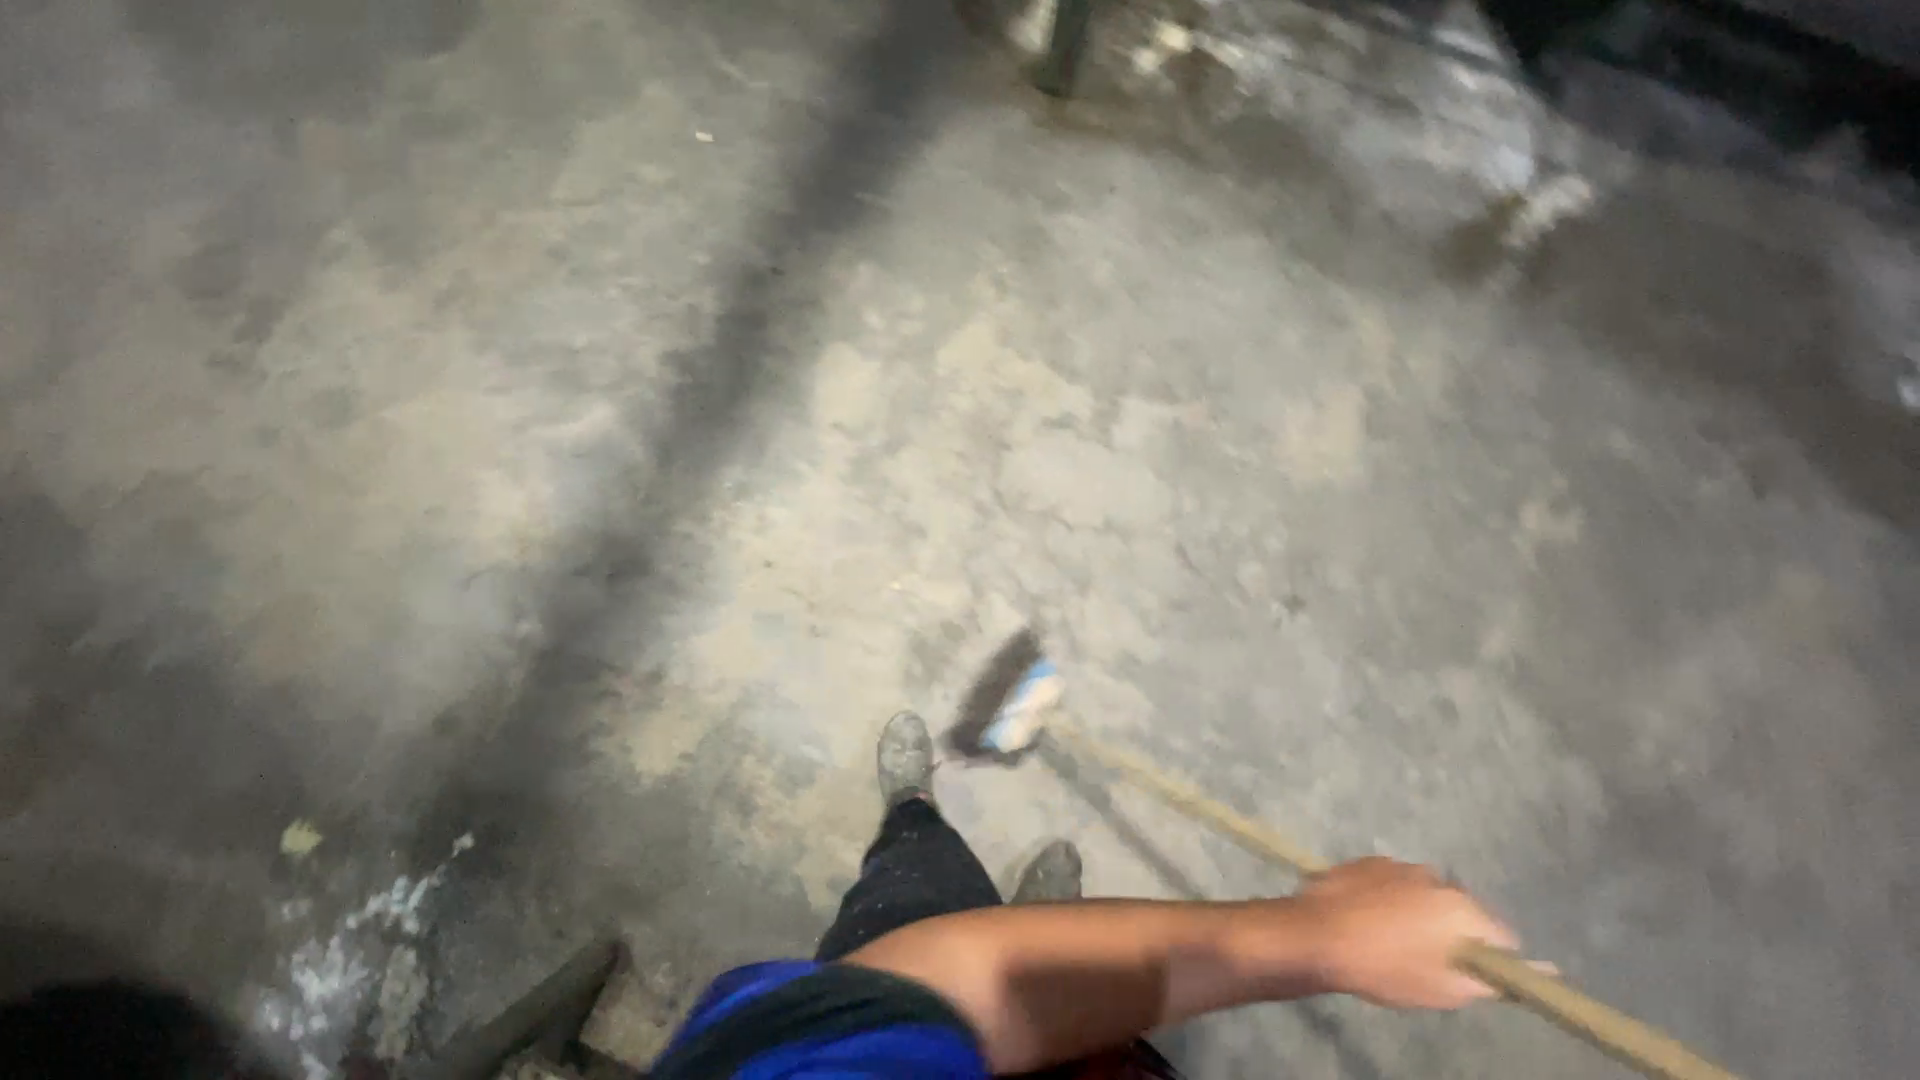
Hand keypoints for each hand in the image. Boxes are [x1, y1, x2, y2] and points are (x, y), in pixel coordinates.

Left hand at [1295, 856, 1518, 1009]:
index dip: (1491, 959)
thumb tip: (1545, 970)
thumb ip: (1494, 979)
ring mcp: (1397, 864)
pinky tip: (1368, 918)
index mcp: (1461, 907)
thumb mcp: (1445, 989)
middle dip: (1453, 932)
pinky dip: (1389, 898)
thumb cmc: (1385, 968)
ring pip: (1425, 893)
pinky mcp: (1364, 861)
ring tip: (1391, 938)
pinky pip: (1392, 882)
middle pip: (1461, 910)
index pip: (1501, 936)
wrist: (1314, 934)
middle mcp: (1435, 877)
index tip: (1469, 974)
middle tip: (1426, 959)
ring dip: (1419, 912)